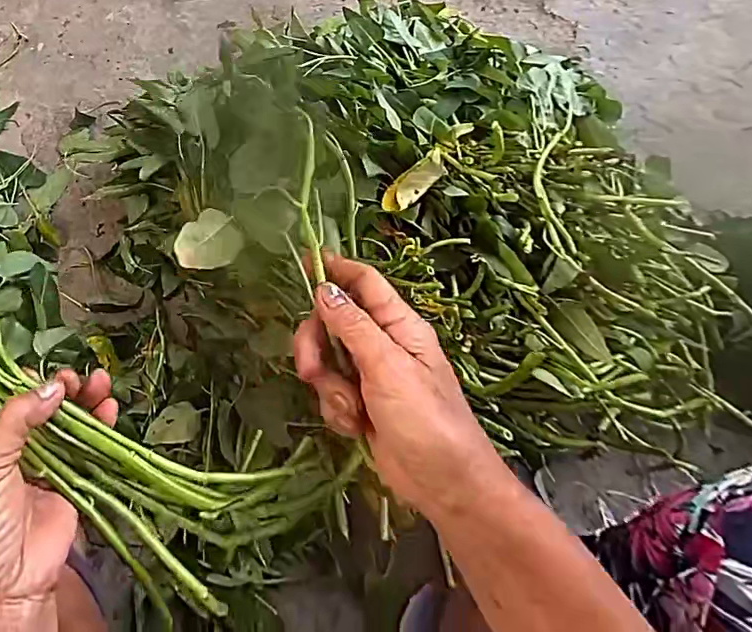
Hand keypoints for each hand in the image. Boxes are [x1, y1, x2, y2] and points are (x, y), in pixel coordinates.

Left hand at [0, 369, 117, 631]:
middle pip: (44, 409)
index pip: (10, 401)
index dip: (29, 383)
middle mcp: (18, 451)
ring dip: (85, 402)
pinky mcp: (70, 484)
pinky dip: (101, 427)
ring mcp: (46, 467)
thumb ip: (16, 421)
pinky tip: (109, 410)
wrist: (6, 589)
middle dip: (62, 389)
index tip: (46, 370)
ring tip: (100, 384)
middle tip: (76, 378)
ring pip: (69, 425)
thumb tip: (50, 386)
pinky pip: (88, 449)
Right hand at [293, 253, 504, 523]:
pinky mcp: (361, 403)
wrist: (447, 490)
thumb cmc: (427, 421)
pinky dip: (336, 408)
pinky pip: (331, 390)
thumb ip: (353, 326)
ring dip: (328, 384)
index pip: (364, 282)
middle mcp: (383, 343)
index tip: (304, 261)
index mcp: (399, 325)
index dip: (335, 268)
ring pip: (327, 358)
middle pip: (332, 321)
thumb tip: (324, 288)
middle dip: (316, 344)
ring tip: (348, 409)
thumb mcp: (388, 367)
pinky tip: (355, 427)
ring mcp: (371, 374)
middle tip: (311, 369)